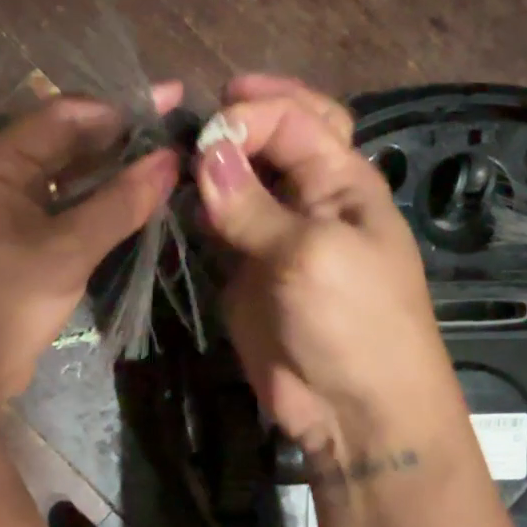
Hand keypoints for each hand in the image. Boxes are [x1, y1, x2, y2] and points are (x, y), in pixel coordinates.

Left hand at [0, 86, 183, 422]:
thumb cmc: (8, 305)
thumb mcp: (68, 251)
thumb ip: (120, 202)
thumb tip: (172, 159)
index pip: (63, 115)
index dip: (120, 109)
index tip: (174, 103)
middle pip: (64, 138)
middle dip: (119, 136)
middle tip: (179, 130)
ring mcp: (2, 202)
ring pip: (65, 170)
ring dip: (110, 167)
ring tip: (168, 159)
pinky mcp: (14, 232)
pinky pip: (60, 199)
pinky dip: (95, 196)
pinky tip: (136, 194)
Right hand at [194, 75, 465, 458]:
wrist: (354, 409)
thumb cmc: (352, 324)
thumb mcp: (309, 255)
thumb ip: (253, 206)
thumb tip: (205, 152)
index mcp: (344, 182)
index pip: (297, 121)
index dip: (252, 117)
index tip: (205, 136)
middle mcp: (310, 200)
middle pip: (277, 139)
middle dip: (240, 119)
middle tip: (192, 116)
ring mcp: (275, 238)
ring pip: (242, 183)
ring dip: (213, 165)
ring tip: (171, 154)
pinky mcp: (245, 275)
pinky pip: (219, 230)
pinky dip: (196, 213)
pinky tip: (171, 204)